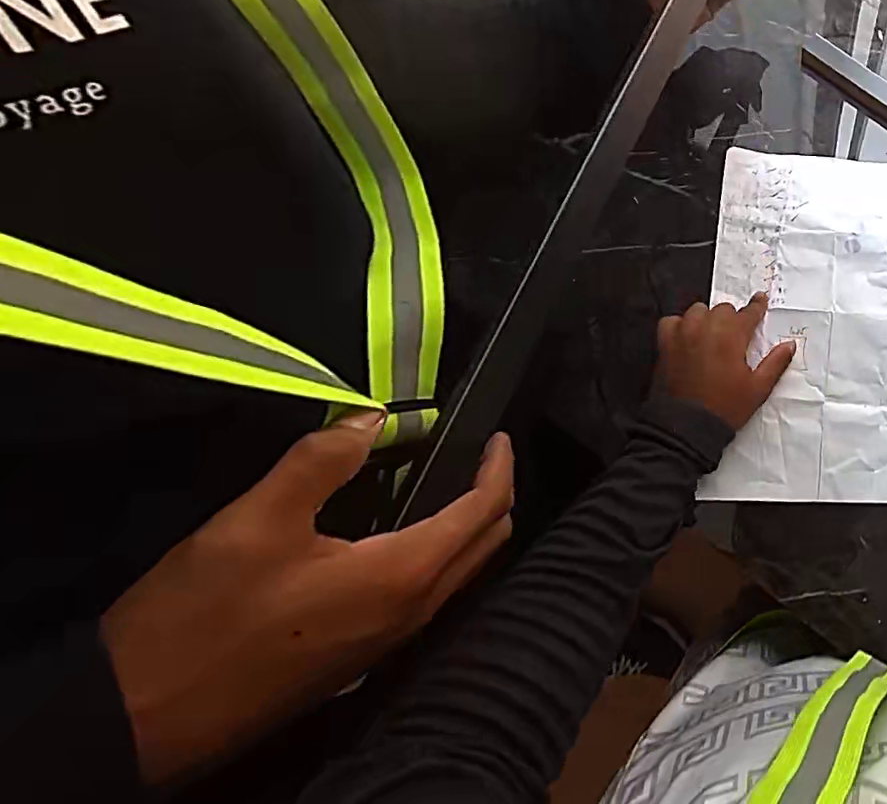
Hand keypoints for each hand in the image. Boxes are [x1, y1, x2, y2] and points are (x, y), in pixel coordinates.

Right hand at [101, 413, 514, 785]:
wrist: (120, 733)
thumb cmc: (191, 626)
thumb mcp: (250, 528)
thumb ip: (319, 463)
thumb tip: (371, 419)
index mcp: (408, 571)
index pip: (488, 506)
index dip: (500, 465)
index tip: (498, 438)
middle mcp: (418, 606)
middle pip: (490, 537)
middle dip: (495, 491)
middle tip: (479, 458)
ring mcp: (395, 636)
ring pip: (466, 566)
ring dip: (471, 523)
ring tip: (448, 486)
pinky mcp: (367, 653)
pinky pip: (433, 591)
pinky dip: (442, 553)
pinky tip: (406, 535)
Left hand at [655, 291, 794, 429]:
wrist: (686, 428)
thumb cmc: (725, 407)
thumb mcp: (758, 388)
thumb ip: (776, 363)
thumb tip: (789, 345)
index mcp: (732, 336)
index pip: (749, 313)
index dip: (757, 306)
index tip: (760, 300)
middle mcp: (707, 328)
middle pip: (723, 309)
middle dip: (732, 319)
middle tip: (736, 336)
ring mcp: (683, 334)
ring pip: (698, 311)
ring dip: (708, 319)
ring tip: (712, 335)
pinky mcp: (664, 344)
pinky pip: (672, 322)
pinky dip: (681, 325)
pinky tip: (687, 337)